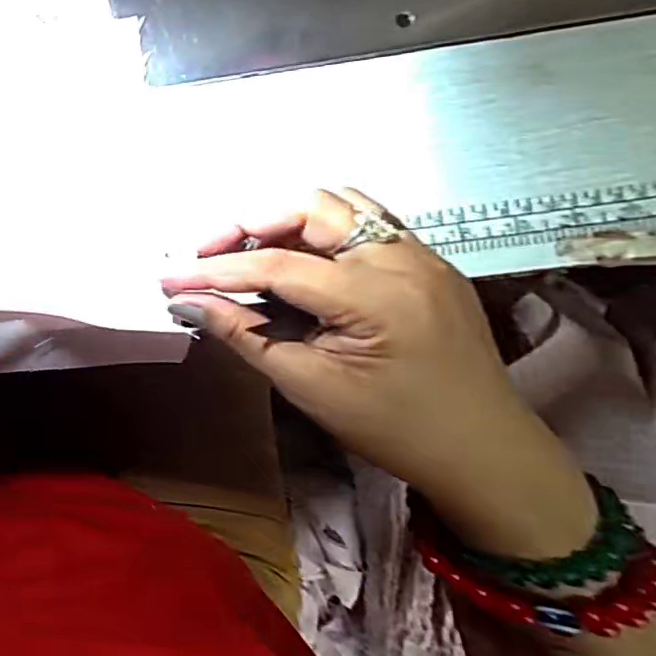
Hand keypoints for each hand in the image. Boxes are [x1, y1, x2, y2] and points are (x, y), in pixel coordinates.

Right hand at [160, 188, 596, 558]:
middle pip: (311, 208)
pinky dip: (324, 229)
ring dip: (289, 219)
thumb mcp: (309, 386)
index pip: (277, 264)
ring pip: (342, 204)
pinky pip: (368, 223)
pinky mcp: (428, 262)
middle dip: (251, 224)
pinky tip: (302, 257)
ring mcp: (422, 254)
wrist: (484, 451)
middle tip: (210, 254)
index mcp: (376, 296)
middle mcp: (402, 258)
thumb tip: (189, 303)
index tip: (171, 278)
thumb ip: (244, 335)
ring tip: (252, 250)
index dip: (215, 270)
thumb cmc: (393, 428)